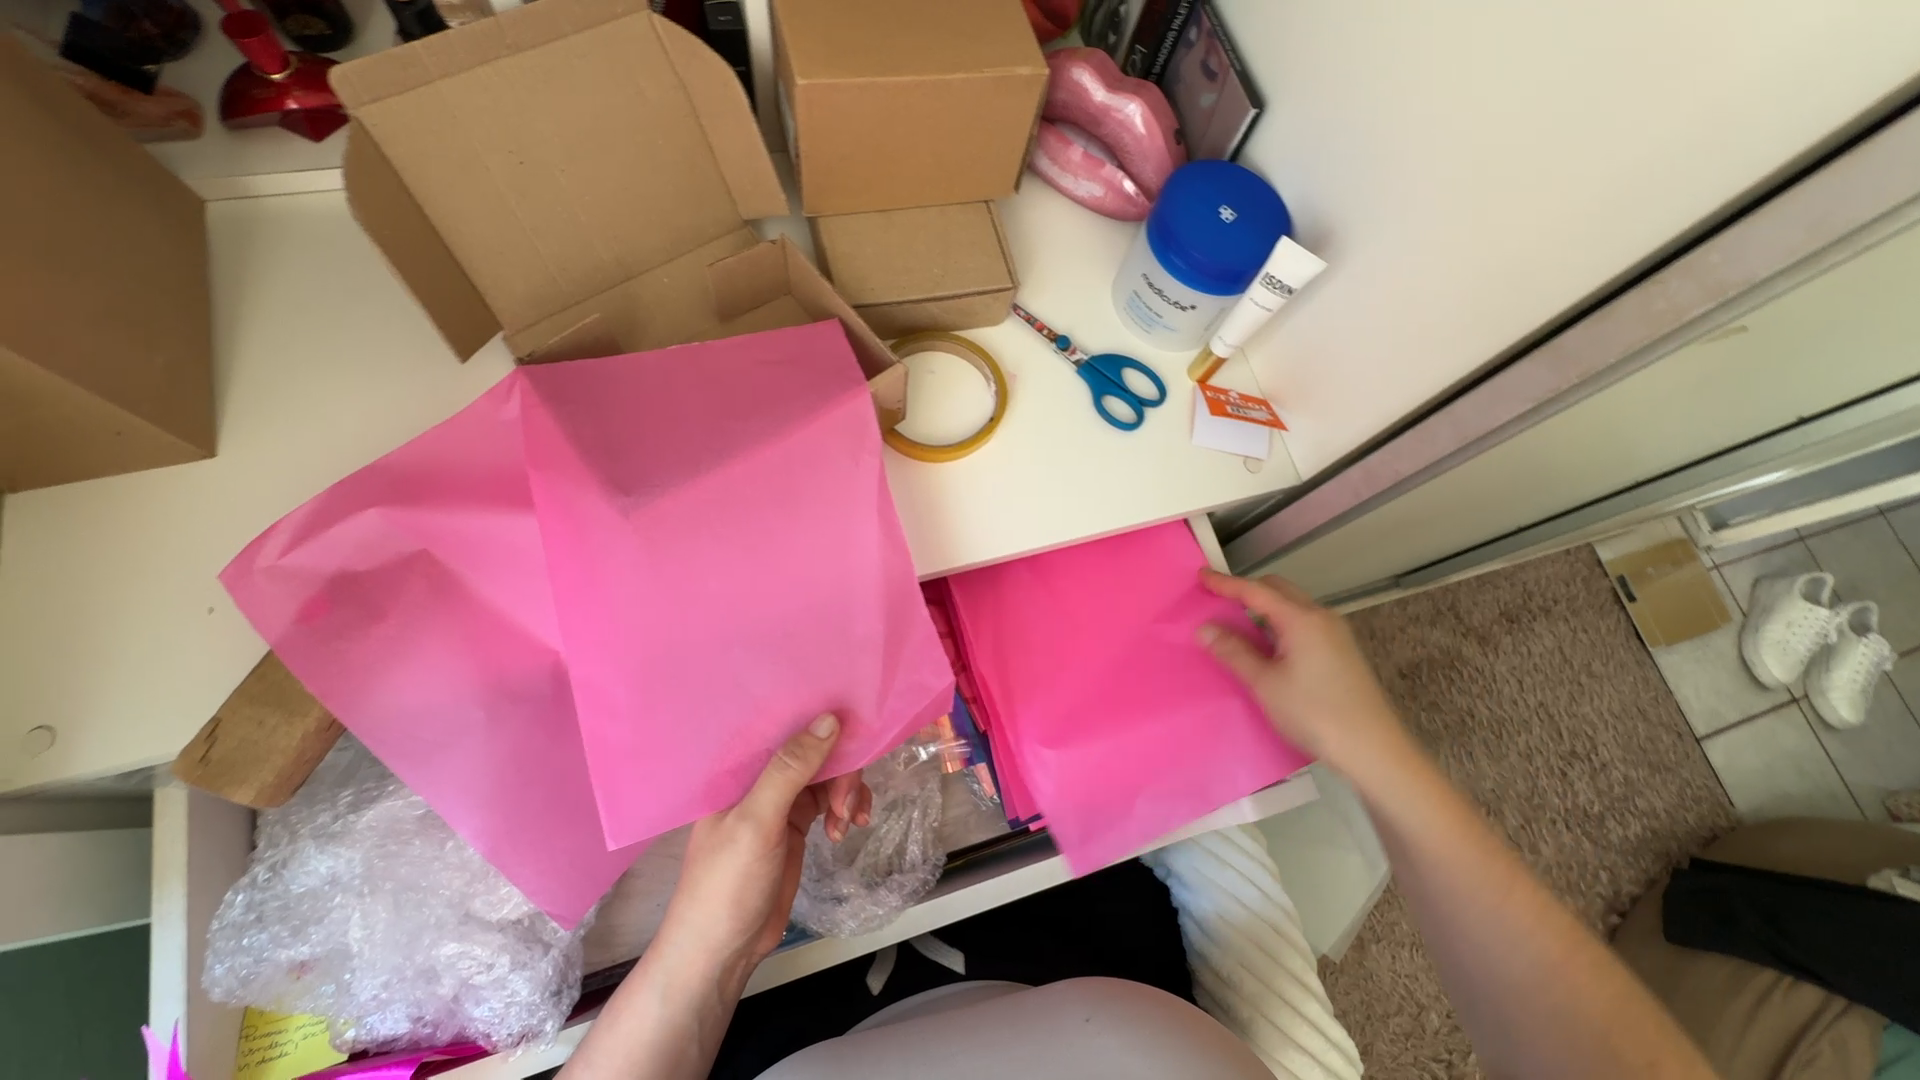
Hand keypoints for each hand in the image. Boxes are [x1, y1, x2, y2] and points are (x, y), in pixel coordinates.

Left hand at [650, 714, 870, 990]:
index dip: (818, 720)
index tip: (855, 724)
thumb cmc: (726, 884)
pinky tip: (845, 831)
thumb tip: (830, 718)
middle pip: (813, 751)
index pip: (783, 727)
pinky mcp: (793, 828)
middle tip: (847, 803)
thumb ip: (791, 769)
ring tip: (848, 822)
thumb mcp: (758, 822)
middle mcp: (758, 779)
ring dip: (846, 792)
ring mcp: (777, 804)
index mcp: (738, 769)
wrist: (721, 953)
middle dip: (840, 770)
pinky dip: (843, 810)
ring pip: (825, 776)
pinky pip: (827, 802)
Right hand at [1198, 570, 1411, 776]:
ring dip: (1265, 608)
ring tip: (1238, 623)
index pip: (1256, 591)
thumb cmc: (1314, 713)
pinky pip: (1304, 623)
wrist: (1372, 748)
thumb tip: (1205, 628)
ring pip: (1293, 607)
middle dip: (1247, 590)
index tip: (1201, 576)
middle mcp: (1321, 617)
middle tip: (1218, 599)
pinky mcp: (1342, 651)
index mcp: (1301, 619)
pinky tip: (1268, 645)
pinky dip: (1280, 623)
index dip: (1226, 583)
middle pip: (1278, 590)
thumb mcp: (1265, 684)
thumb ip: (1234, 652)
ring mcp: (1336, 634)